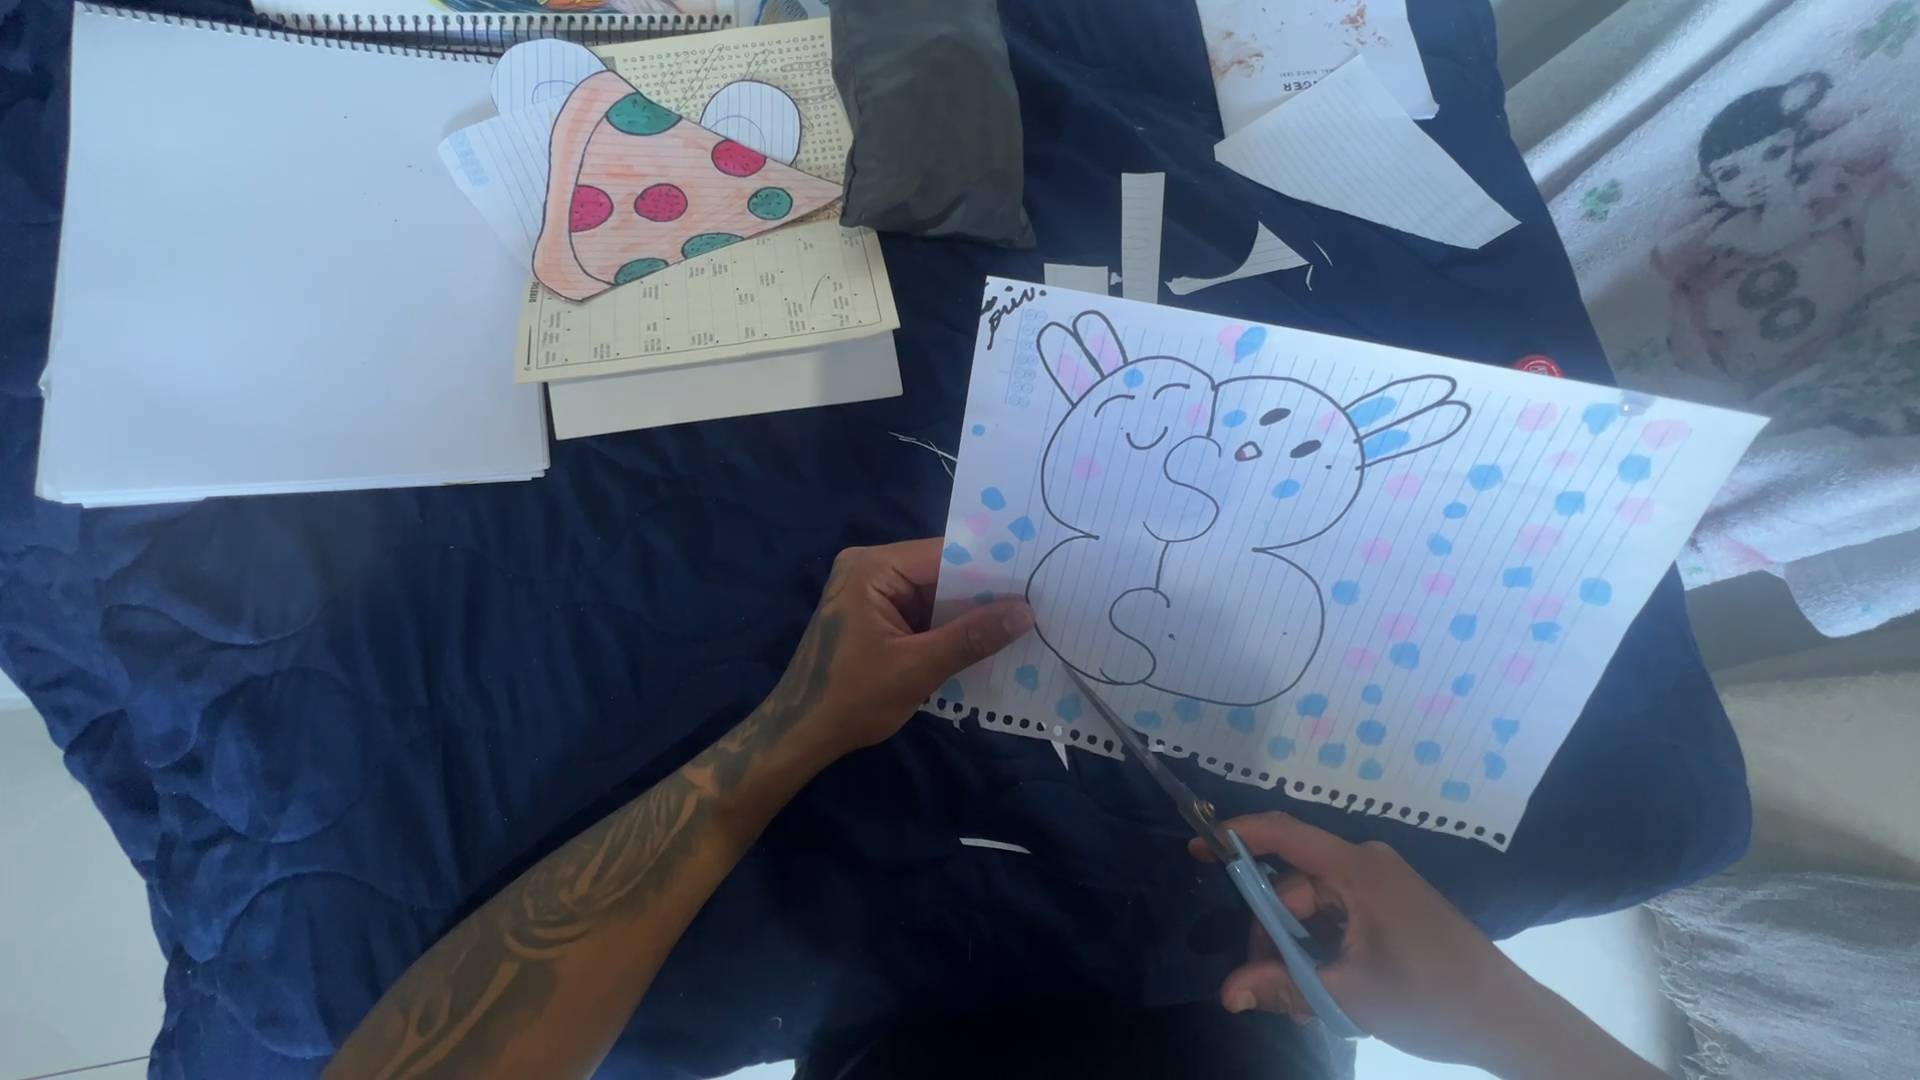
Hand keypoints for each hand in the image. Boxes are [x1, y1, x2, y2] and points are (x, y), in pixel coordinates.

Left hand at [772, 538, 1032, 760]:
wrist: (799, 736)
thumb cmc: (850, 699)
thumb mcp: (917, 668)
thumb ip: (972, 637)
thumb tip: (1025, 612)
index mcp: (872, 568)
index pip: (943, 555)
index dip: (991, 568)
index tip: (1035, 579)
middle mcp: (870, 569)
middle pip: (941, 574)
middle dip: (982, 595)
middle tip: (1037, 605)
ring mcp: (872, 593)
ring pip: (936, 596)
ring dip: (969, 616)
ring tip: (1021, 624)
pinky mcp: (876, 617)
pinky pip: (923, 614)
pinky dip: (948, 630)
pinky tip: (984, 643)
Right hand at [1190, 813, 1533, 1068]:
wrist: (1514, 1023)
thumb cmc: (1432, 999)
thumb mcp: (1349, 996)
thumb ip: (1281, 987)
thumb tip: (1225, 994)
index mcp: (1356, 868)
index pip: (1281, 832)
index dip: (1234, 835)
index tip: (1197, 849)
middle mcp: (1365, 862)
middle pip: (1293, 881)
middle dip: (1270, 927)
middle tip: (1262, 979)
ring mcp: (1380, 881)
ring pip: (1313, 901)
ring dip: (1297, 942)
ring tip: (1299, 995)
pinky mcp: (1391, 902)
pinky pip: (1337, 909)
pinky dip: (1321, 941)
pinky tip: (1323, 982)